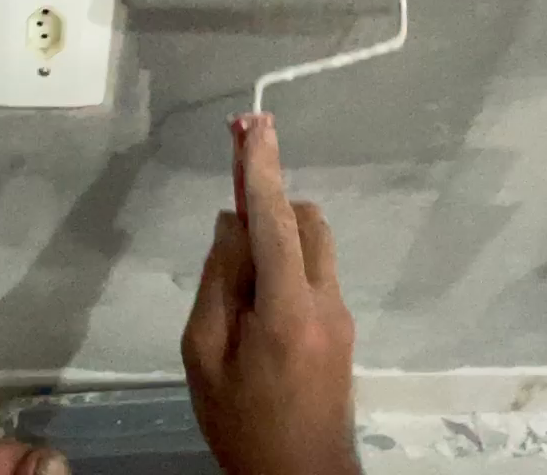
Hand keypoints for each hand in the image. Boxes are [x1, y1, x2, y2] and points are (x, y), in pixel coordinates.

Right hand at [181, 113, 357, 474]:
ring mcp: (340, 315)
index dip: (262, 167)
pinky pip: (312, 269)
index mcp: (287, 309)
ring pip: (313, 242)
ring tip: (234, 277)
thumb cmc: (241, 421)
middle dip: (270, 201)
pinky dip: (283, 260)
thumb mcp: (204, 352)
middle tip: (229, 208)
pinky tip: (252, 303)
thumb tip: (232, 223)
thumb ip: (218, 279)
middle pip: (306, 219)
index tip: (255, 125)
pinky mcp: (342, 327)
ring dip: (276, 233)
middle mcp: (325, 301)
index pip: (276, 219)